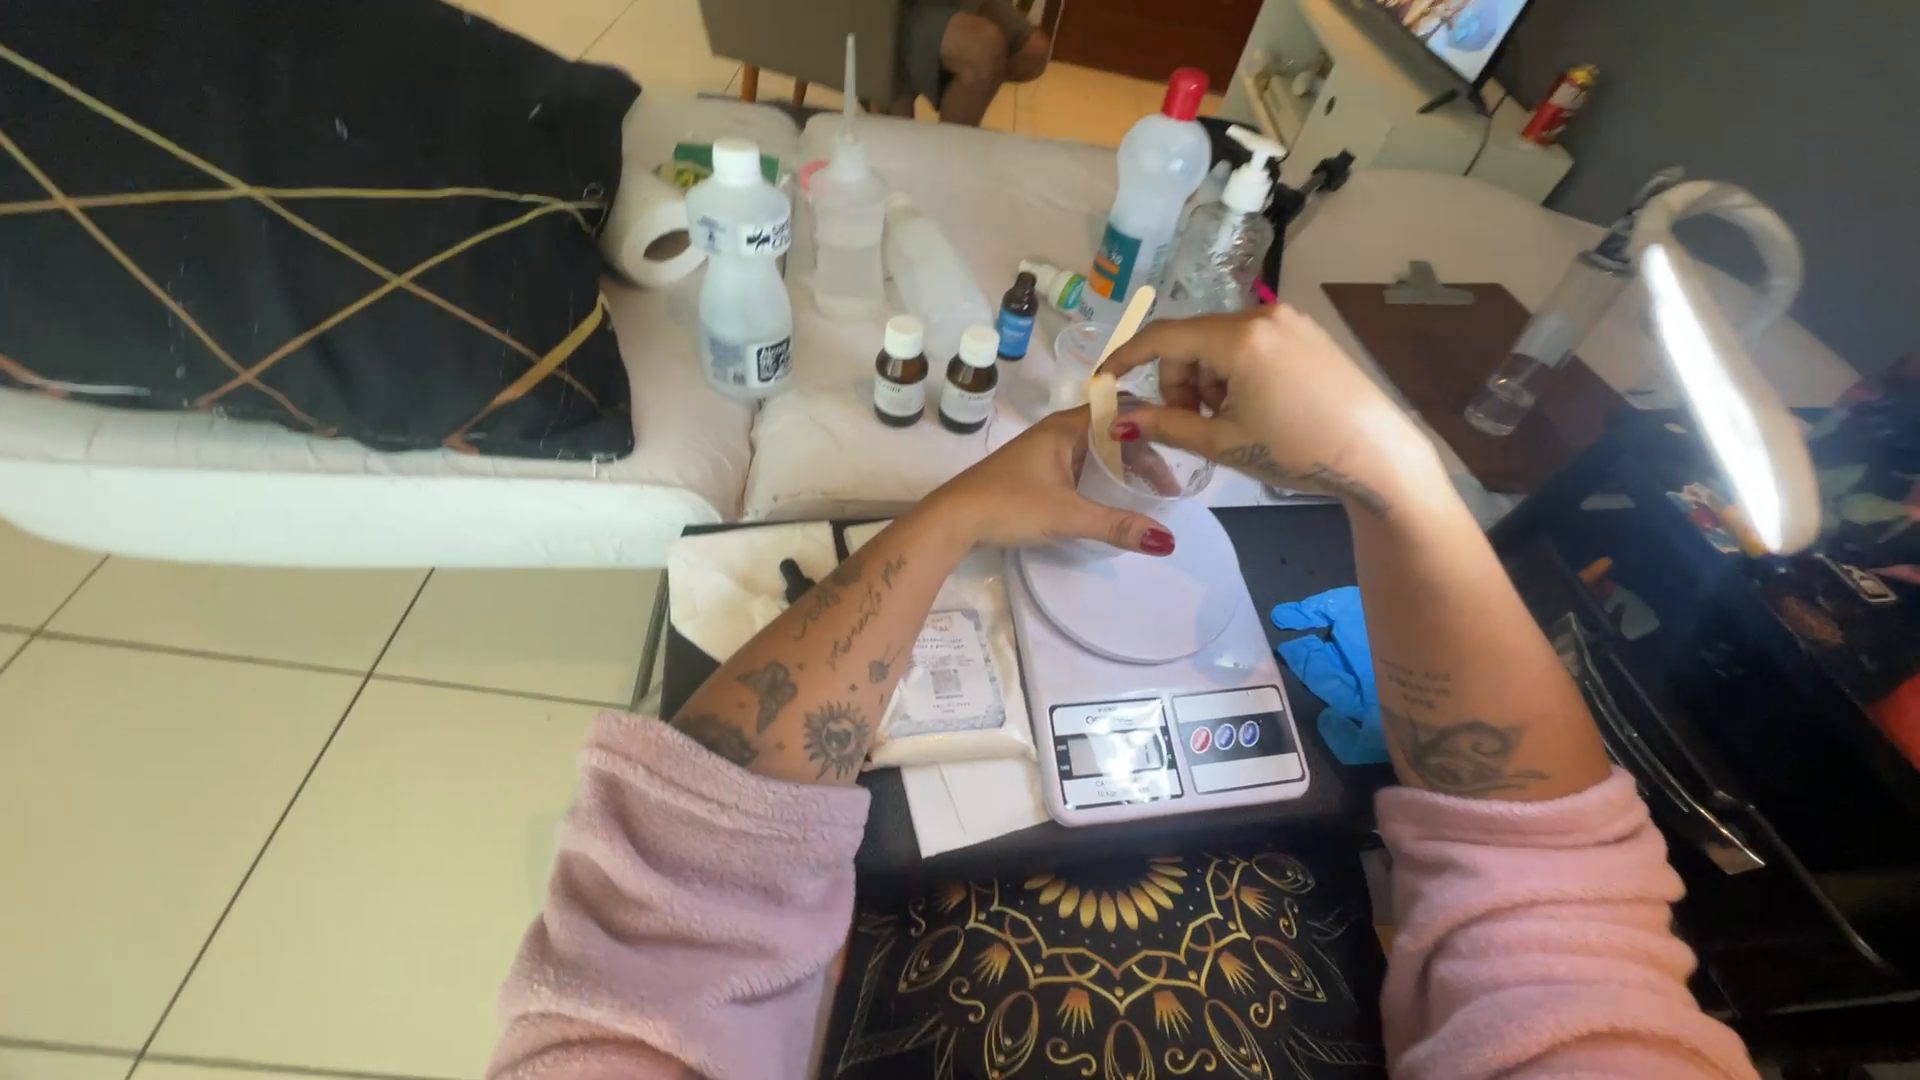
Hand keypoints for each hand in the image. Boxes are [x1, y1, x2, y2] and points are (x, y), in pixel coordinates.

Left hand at [925, 407, 1177, 555]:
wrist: (951, 519)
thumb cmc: (1008, 506)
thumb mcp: (1067, 516)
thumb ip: (1116, 525)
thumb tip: (1165, 540)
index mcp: (1065, 428)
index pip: (1121, 412)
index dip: (1152, 429)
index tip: (1178, 453)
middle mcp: (1055, 432)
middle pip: (1110, 432)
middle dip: (1141, 454)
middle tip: (1166, 485)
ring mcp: (1042, 451)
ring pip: (1093, 450)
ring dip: (1120, 467)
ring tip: (1144, 493)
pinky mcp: (1033, 470)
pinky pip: (1077, 464)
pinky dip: (1099, 476)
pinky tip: (1106, 498)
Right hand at [1099, 305, 1443, 516]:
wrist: (1377, 455)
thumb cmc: (1296, 450)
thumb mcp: (1223, 442)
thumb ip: (1165, 426)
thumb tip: (1118, 423)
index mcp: (1240, 339)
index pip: (1163, 336)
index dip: (1127, 357)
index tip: (1105, 380)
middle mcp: (1261, 315)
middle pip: (1190, 340)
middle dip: (1178, 381)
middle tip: (1190, 423)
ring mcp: (1287, 320)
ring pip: (1217, 343)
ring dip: (1205, 379)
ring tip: (1226, 420)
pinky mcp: (1304, 332)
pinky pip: (1246, 343)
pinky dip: (1231, 372)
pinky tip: (1250, 405)